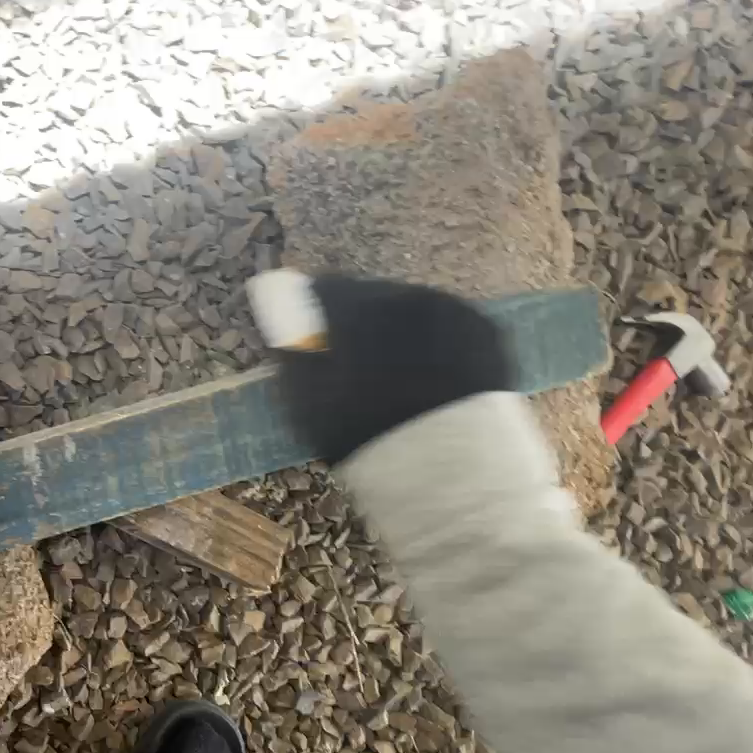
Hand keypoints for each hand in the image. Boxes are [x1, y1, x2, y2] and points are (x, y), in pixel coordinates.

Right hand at [248, 271, 514, 465]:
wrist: (440, 463)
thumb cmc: (358, 431)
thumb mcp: (303, 392)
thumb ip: (286, 337)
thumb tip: (268, 290)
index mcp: (354, 304)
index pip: (320, 290)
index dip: (310, 317)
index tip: (310, 344)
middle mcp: (402, 292)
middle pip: (367, 296)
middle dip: (358, 323)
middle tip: (355, 367)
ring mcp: (448, 307)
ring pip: (409, 309)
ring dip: (396, 332)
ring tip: (394, 377)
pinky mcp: (483, 328)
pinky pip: (447, 325)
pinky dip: (434, 344)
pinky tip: (428, 380)